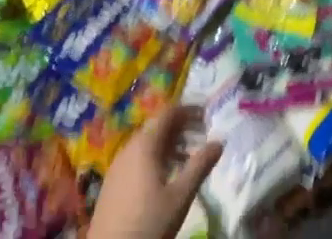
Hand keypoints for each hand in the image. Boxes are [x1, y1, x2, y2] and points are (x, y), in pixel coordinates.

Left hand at [87, 107, 223, 238]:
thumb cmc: (149, 222)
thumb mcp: (180, 196)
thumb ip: (200, 166)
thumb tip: (219, 142)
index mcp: (144, 145)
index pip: (168, 113)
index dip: (188, 110)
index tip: (207, 115)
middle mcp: (128, 148)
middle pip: (156, 126)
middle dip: (180, 127)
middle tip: (201, 134)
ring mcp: (117, 165)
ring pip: (146, 143)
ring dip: (168, 143)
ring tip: (187, 156)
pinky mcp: (112, 181)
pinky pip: (136, 157)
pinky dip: (154, 156)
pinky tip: (165, 175)